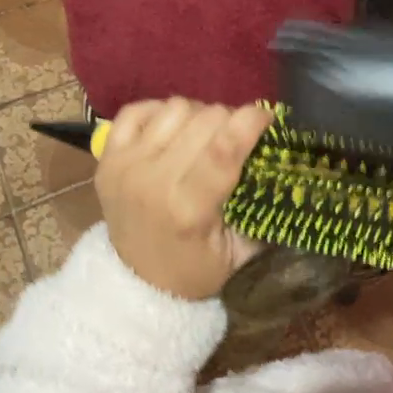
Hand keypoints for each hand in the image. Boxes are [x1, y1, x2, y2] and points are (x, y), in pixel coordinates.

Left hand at [94, 99, 271, 300]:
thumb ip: (263, 210)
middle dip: (230, 120)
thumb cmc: (195, 270)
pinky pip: (136, 110)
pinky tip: (171, 130)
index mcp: (189, 211)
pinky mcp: (107, 158)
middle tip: (236, 137)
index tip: (267, 116)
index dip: (250, 122)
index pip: (223, 149)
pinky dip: (158, 112)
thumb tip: (286, 163)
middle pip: (205, 120)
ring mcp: (125, 166)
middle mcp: (153, 182)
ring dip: (197, 115)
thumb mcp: (238, 254)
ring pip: (175, 108)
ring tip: (203, 134)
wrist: (134, 284)